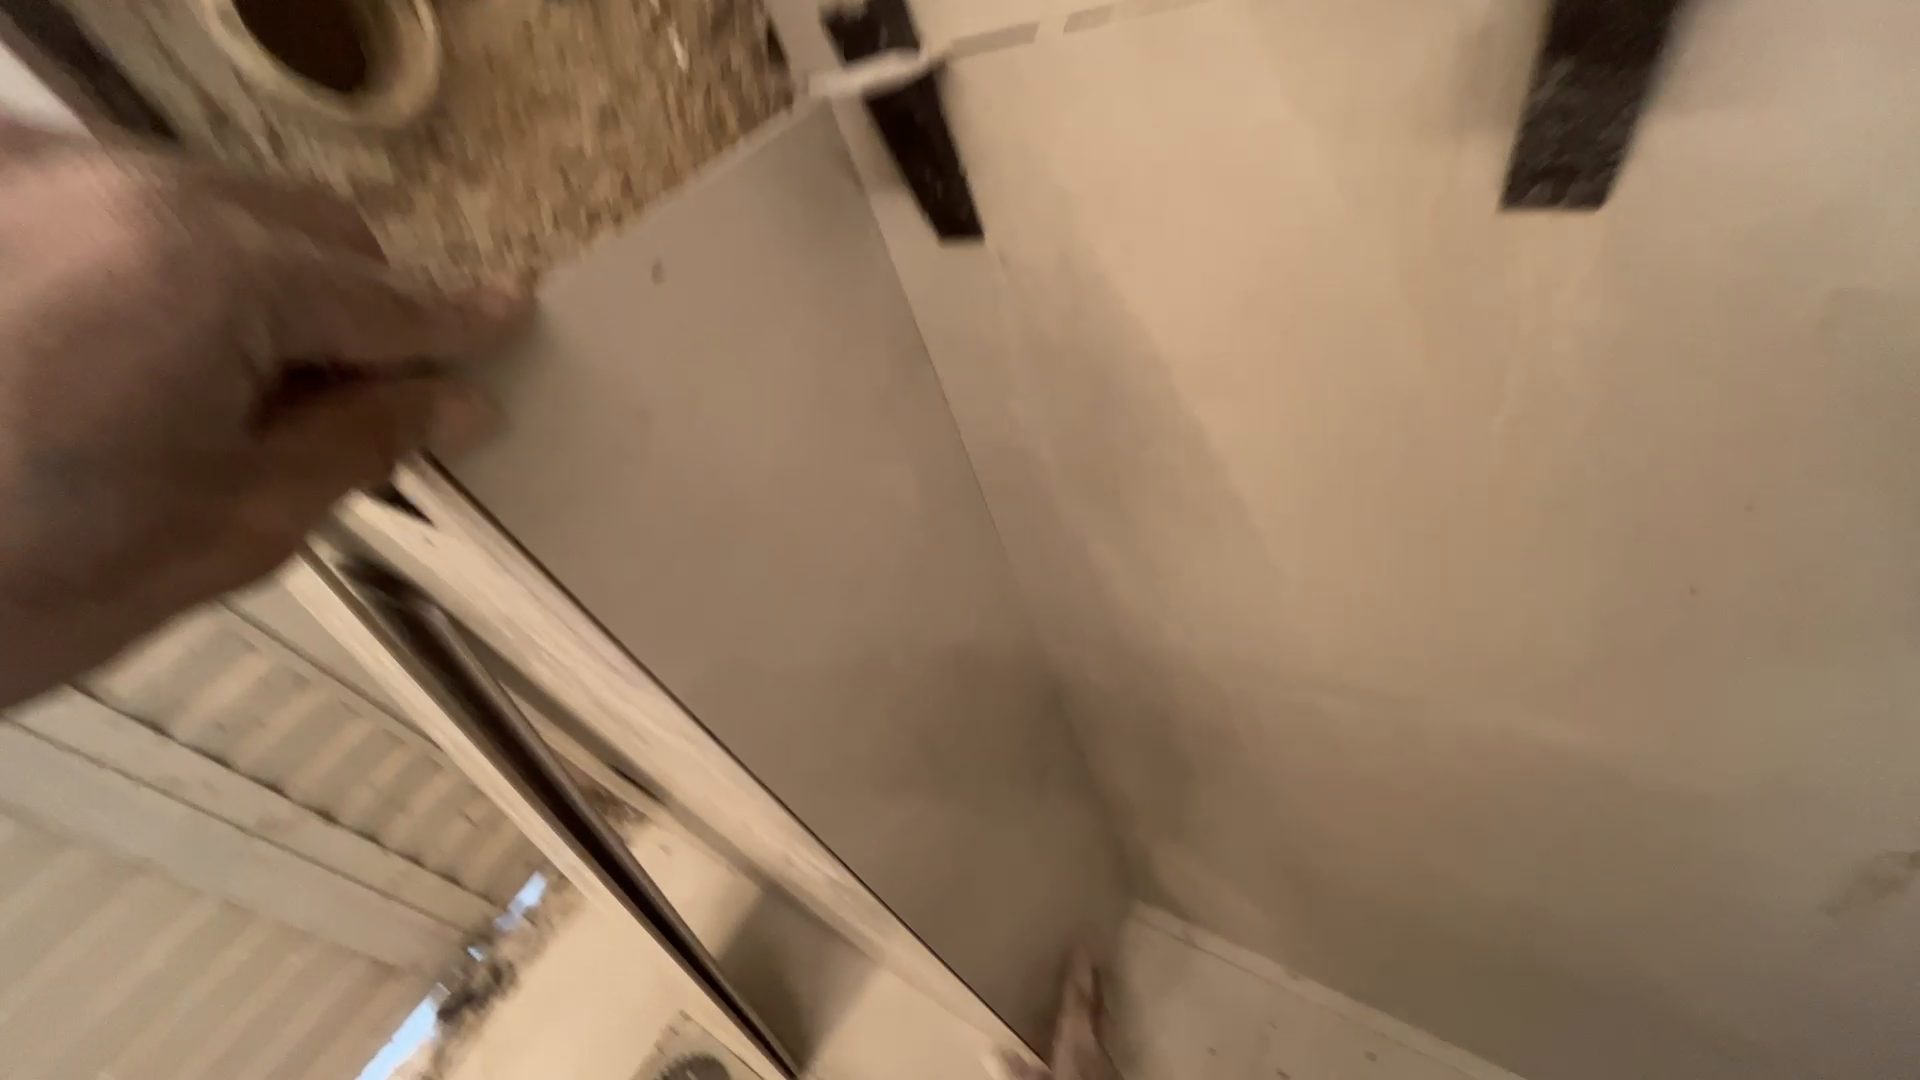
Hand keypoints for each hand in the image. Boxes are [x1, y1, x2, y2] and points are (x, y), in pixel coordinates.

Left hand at [0, 119, 531, 706]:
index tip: (515, 311)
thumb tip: (461, 401)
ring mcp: (21, 175)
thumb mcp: (244, 524)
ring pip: (227, 206)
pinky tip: (150, 344)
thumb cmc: (23, 579)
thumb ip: (366, 439)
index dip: (459, 318)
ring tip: (238, 378)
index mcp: (207, 276)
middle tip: (361, 391)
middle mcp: (115, 187)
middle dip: (361, 302)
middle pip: (318, 227)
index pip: (385, 299)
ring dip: (274, 282)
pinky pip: (130, 207)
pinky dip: (184, 266)